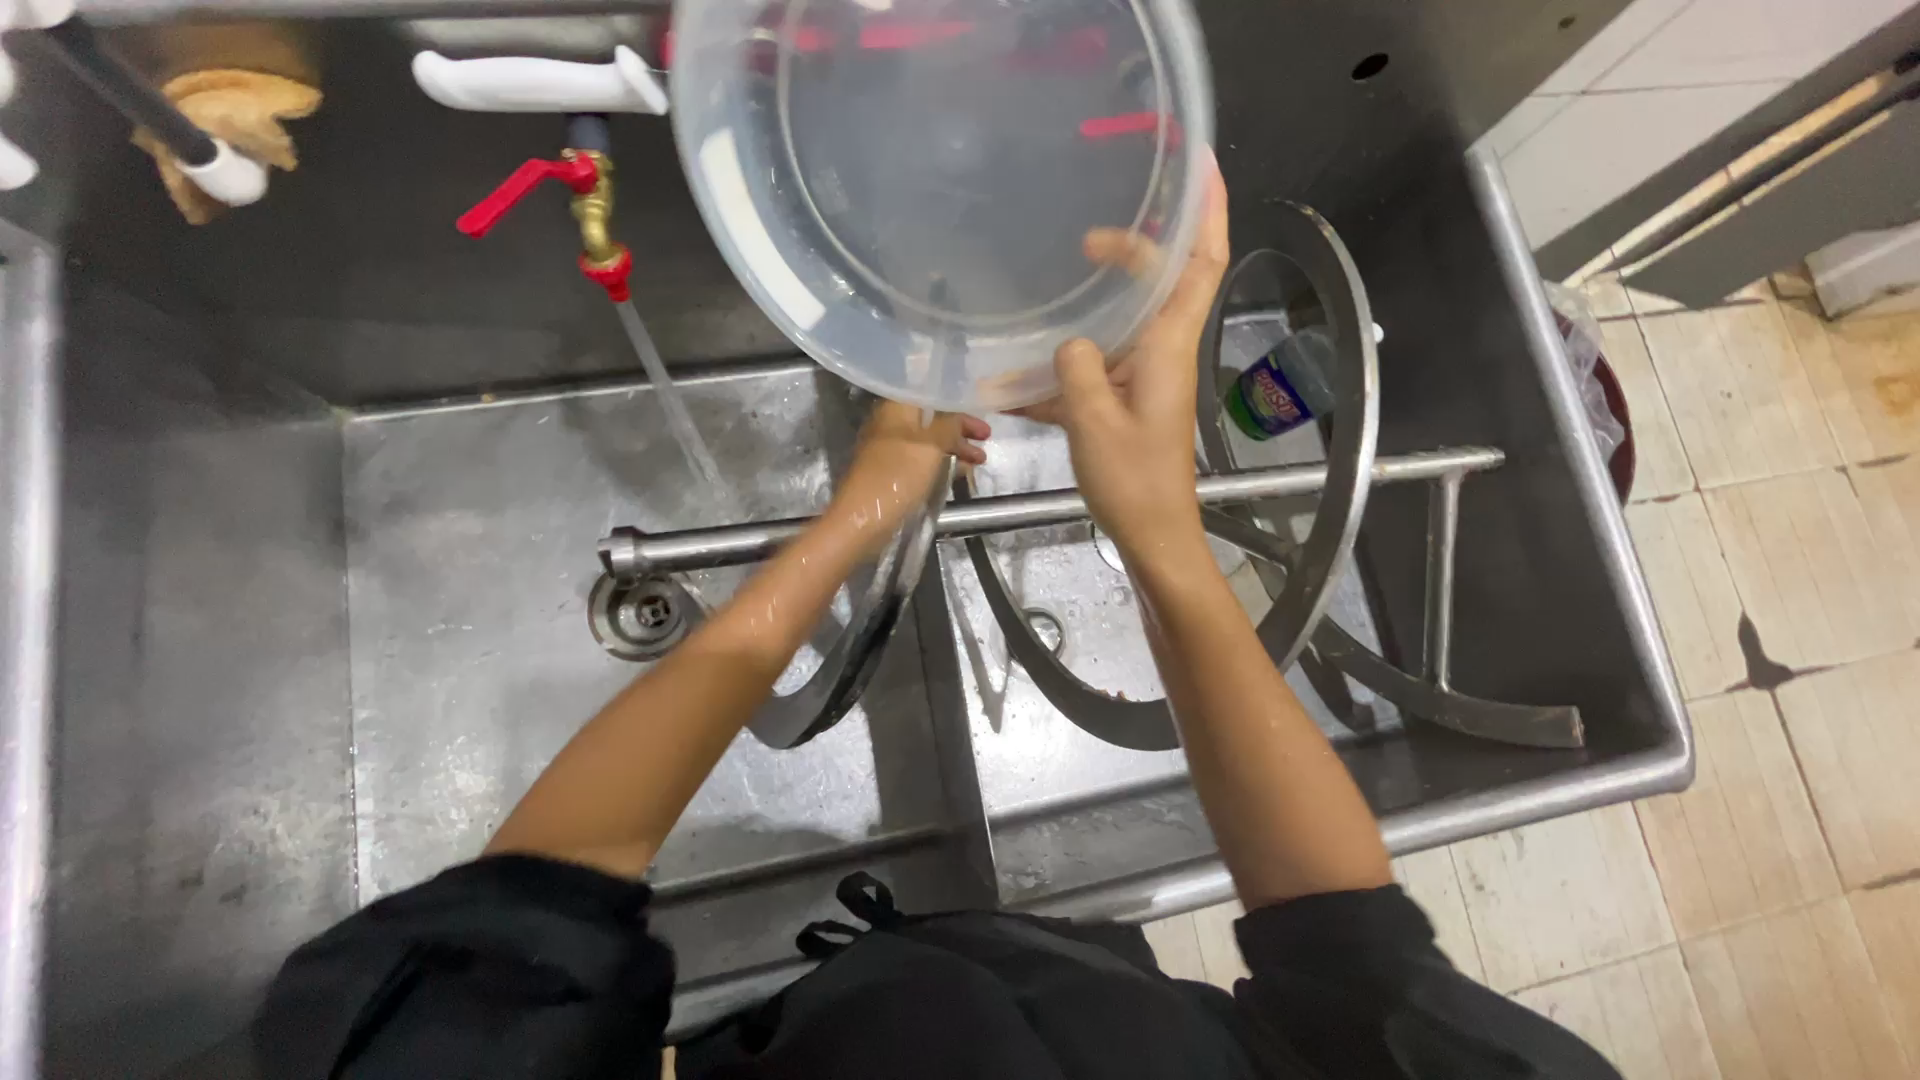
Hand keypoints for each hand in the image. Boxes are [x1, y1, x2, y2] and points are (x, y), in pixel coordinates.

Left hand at [827, 400, 989, 556]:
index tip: (980, 409)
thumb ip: (948, 425)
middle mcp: (891, 424)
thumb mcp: (931, 445)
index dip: (957, 401)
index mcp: (896, 409)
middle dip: (960, 427)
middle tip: (987, 437)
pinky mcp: (891, 472)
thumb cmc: (898, 476)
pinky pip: (921, 459)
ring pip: (928, 441)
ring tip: (981, 460)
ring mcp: (889, 449)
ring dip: (955, 447)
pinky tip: (961, 471)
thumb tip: (958, 414)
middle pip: (931, 418)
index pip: (930, 393)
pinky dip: (941, 462)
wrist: (862, 519)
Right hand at [1017, 151, 1229, 562]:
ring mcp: (1145, 378)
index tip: (1199, 162)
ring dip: (1094, 306)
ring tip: (1053, 292)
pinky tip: (1018, 380)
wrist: (1152, 533)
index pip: (1202, 263)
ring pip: (1124, 323)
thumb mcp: (1094, 422)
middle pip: (1162, 281)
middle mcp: (1163, 352)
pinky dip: (1064, 367)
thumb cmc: (1133, 481)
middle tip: (1087, 239)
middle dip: (1131, 250)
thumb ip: (1077, 369)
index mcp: (1168, 347)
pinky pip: (1095, 368)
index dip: (1207, 210)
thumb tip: (1070, 342)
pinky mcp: (1127, 402)